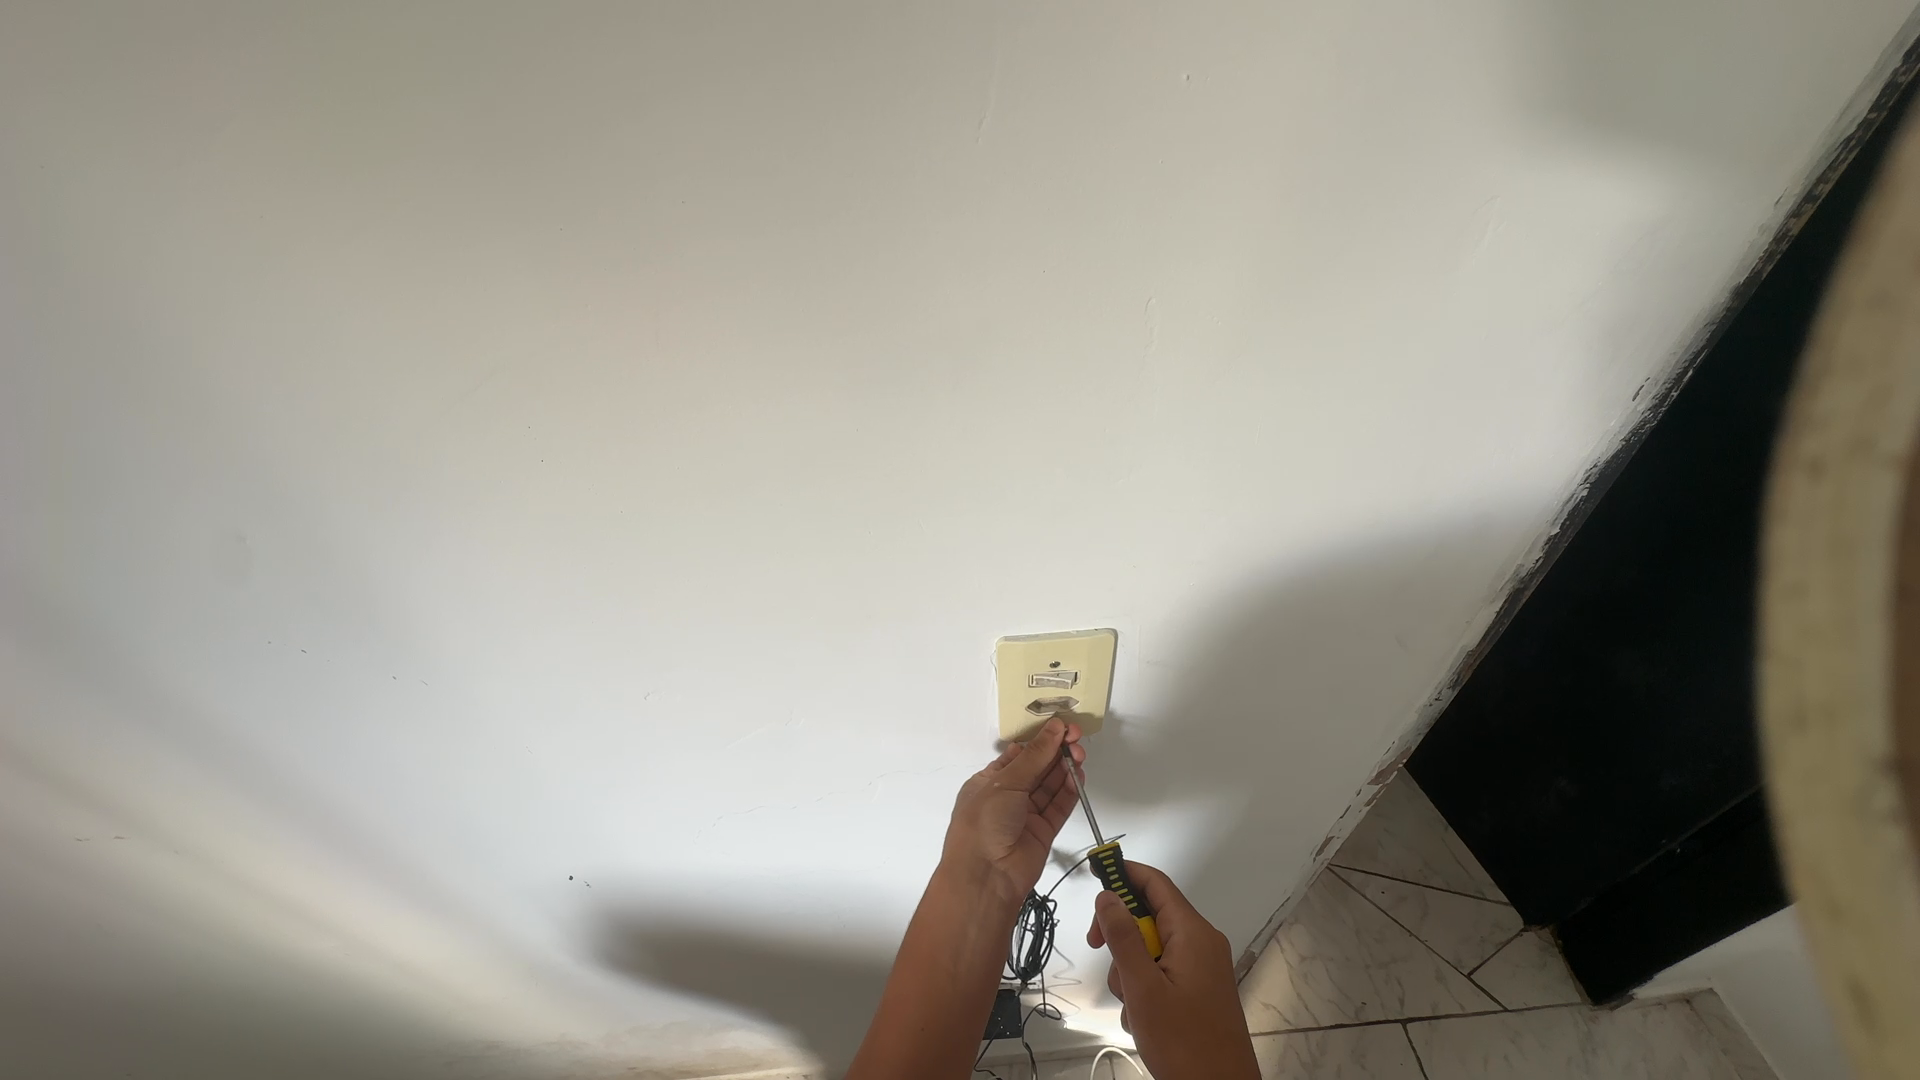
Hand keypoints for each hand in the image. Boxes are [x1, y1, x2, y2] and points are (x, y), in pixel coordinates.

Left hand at [941, 717, 1085, 898]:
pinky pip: (1059, 806)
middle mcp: (1008, 796)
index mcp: (989, 781)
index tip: (1060, 727)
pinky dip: (1070, 791)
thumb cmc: (983, 823)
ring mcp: (1026, 814)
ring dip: (1065, 768)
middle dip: (1056, 752)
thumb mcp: (1005, 782)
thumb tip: (1054, 728)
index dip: (1040, 740)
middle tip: (1075, 738)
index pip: (1019, 755)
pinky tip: (1078, 775)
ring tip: (1079, 754)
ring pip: (1050, 786)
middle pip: (1038, 768)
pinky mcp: (1044, 831)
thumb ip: (1035, 756)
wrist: (986, 877)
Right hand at [1088, 861, 1259, 1079]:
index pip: (1155, 882)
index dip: (1124, 873)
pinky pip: (1163, 969)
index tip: (1094, 874)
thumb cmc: (1183, 1042)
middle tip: (1097, 950)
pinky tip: (1143, 1017)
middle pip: (1150, 915)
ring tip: (1132, 1004)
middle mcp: (1202, 942)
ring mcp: (1203, 967)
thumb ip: (1122, 937)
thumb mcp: (1143, 988)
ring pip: (1152, 946)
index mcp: (1193, 933)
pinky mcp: (1200, 989)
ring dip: (1131, 968)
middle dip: (1121, 933)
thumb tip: (1107, 894)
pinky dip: (1146, 985)